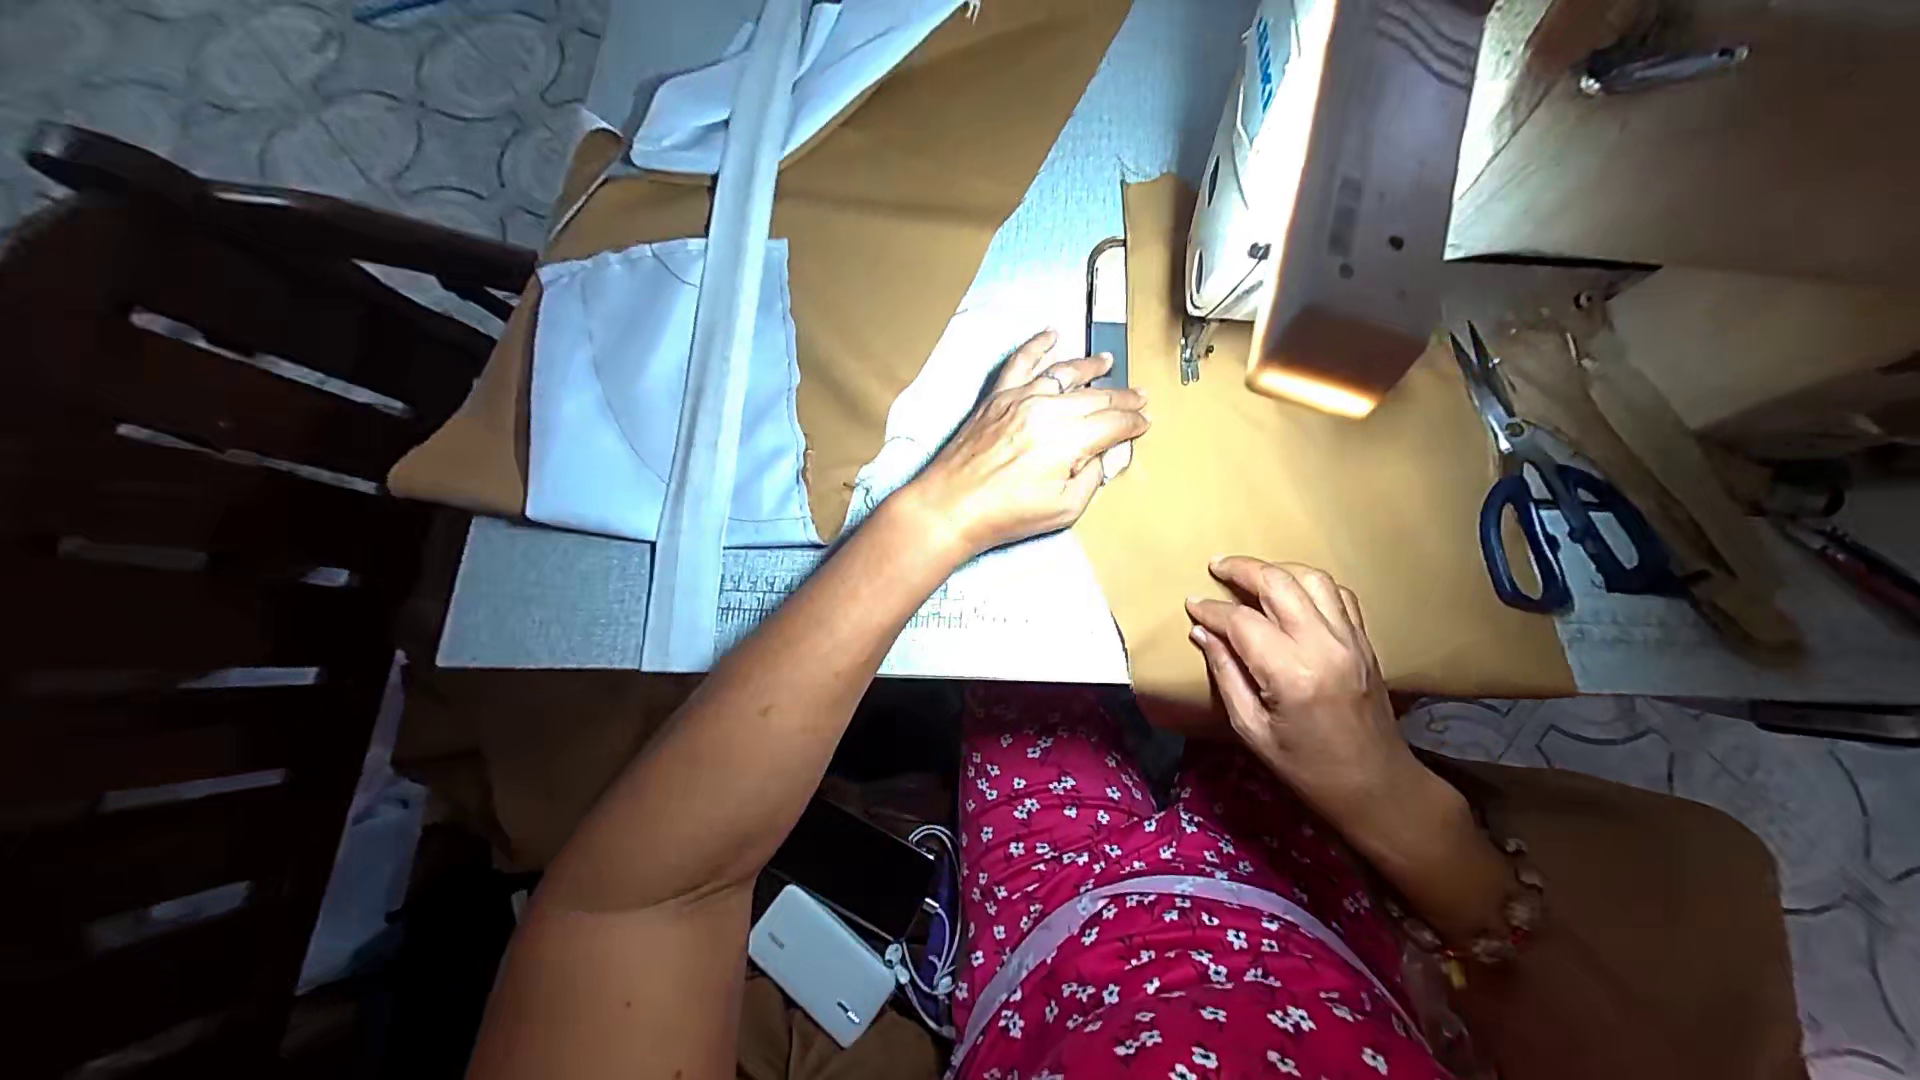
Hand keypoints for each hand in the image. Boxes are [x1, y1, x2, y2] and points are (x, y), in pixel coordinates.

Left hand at [902, 329, 1148, 558]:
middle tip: (1138, 397)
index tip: (1143, 424)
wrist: (951, 507)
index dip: (1133, 423)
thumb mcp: (1065, 509)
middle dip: (1122, 397)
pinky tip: (1049, 335)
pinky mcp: (997, 398)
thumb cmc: (1002, 513)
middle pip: (1095, 396)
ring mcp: (1019, 399)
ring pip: (1064, 373)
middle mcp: (1046, 410)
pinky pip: (1020, 362)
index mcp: (1067, 439)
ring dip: (1090, 366)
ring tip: (1106, 361)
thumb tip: (1103, 455)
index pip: (1114, 423)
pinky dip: (1036, 346)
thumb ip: (1093, 477)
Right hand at [1188, 558, 1519, 943]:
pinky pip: (1338, 594)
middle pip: (1279, 583)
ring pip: (1312, 578)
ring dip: (1277, 569)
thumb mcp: (1251, 729)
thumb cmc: (1307, 768)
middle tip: (1215, 566)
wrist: (1378, 786)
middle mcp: (1324, 646)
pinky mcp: (1365, 642)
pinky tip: (1290, 591)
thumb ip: (1225, 674)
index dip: (1211, 609)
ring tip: (1250, 573)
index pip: (1241, 621)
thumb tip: (1202, 633)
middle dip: (1241, 569)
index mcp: (1291, 674)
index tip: (1191, 606)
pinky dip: (1309, 583)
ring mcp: (1351, 640)